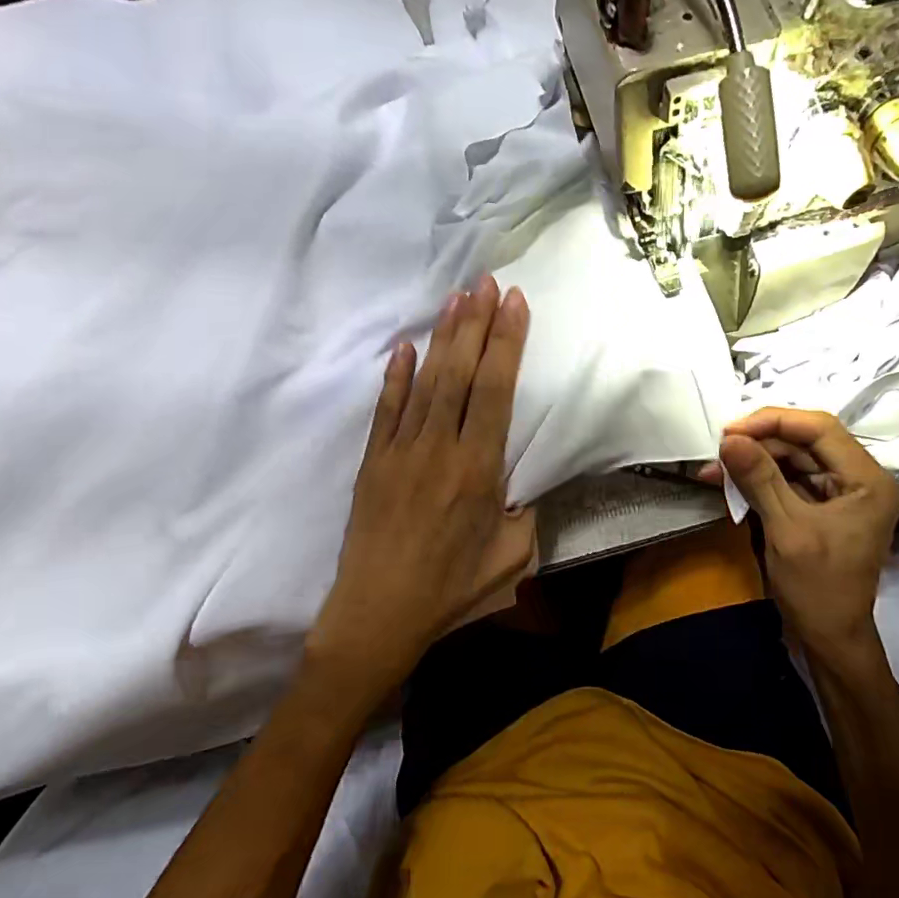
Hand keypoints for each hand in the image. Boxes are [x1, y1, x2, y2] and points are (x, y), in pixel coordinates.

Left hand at [307, 275, 534, 702]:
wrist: (378, 614)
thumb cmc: (452, 590)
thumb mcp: (512, 558)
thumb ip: (525, 513)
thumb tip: (525, 482)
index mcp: (478, 470)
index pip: (495, 391)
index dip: (506, 343)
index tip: (514, 304)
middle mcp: (439, 449)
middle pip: (460, 374)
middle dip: (476, 324)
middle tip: (486, 283)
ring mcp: (400, 451)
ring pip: (425, 382)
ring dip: (443, 338)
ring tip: (457, 299)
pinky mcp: (373, 462)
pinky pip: (385, 410)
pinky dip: (394, 376)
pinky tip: (404, 347)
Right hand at [700, 408, 898, 660]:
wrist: (830, 641)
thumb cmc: (818, 588)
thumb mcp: (786, 529)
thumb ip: (759, 479)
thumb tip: (729, 440)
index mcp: (867, 479)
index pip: (820, 429)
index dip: (774, 422)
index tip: (732, 429)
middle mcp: (860, 479)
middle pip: (806, 442)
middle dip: (760, 443)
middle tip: (718, 448)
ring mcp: (842, 494)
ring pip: (795, 460)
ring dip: (756, 461)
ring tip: (716, 466)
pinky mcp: (823, 508)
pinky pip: (790, 481)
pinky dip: (761, 480)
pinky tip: (730, 480)